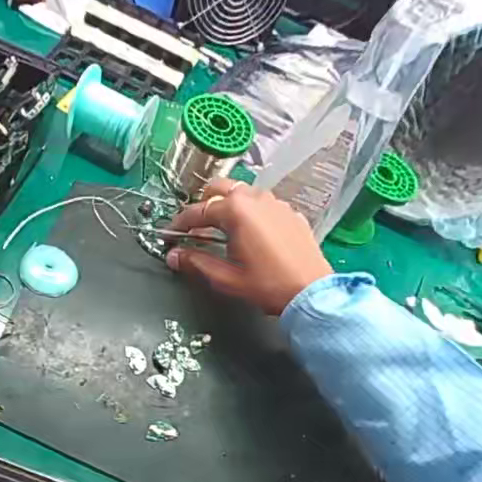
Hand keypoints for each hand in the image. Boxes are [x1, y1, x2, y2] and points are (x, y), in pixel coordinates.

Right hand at [164, 179, 331, 314]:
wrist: (309, 292)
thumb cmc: (268, 285)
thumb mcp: (224, 278)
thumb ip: (195, 262)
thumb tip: (175, 256)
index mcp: (236, 211)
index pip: (198, 210)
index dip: (180, 223)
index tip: (171, 233)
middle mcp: (256, 199)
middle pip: (219, 189)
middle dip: (203, 204)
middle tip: (194, 226)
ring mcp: (276, 203)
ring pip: (242, 192)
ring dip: (226, 205)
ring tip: (219, 229)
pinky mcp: (290, 213)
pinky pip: (262, 203)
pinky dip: (248, 211)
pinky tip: (247, 233)